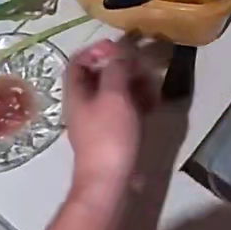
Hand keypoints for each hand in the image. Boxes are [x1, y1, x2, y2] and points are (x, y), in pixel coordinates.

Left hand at [65, 39, 154, 195]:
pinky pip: (127, 110)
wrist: (110, 181)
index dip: (96, 50)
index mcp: (77, 92)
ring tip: (153, 88)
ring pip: (117, 92)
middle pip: (101, 75)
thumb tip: (120, 51)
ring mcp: (100, 121)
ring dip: (136, 85)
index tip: (119, 48)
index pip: (78, 61)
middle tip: (144, 68)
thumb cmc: (109, 135)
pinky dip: (139, 103)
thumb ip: (116, 68)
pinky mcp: (115, 134)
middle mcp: (85, 104)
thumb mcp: (114, 95)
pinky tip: (153, 105)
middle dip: (124, 68)